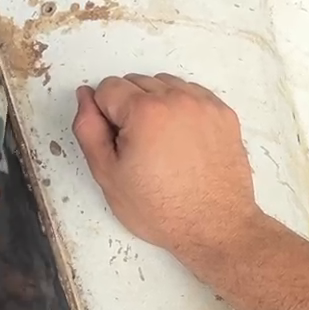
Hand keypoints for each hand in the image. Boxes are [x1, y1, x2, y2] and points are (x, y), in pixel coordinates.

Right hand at [72, 74, 268, 265]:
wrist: (214, 227)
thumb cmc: (162, 208)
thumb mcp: (107, 174)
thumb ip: (88, 128)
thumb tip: (85, 97)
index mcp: (145, 111)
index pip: (107, 87)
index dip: (104, 116)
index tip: (117, 143)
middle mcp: (177, 99)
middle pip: (134, 82)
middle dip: (128, 108)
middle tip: (137, 147)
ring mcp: (204, 104)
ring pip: (163, 83)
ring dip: (154, 103)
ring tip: (159, 142)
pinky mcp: (223, 113)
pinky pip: (191, 93)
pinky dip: (180, 108)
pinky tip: (179, 139)